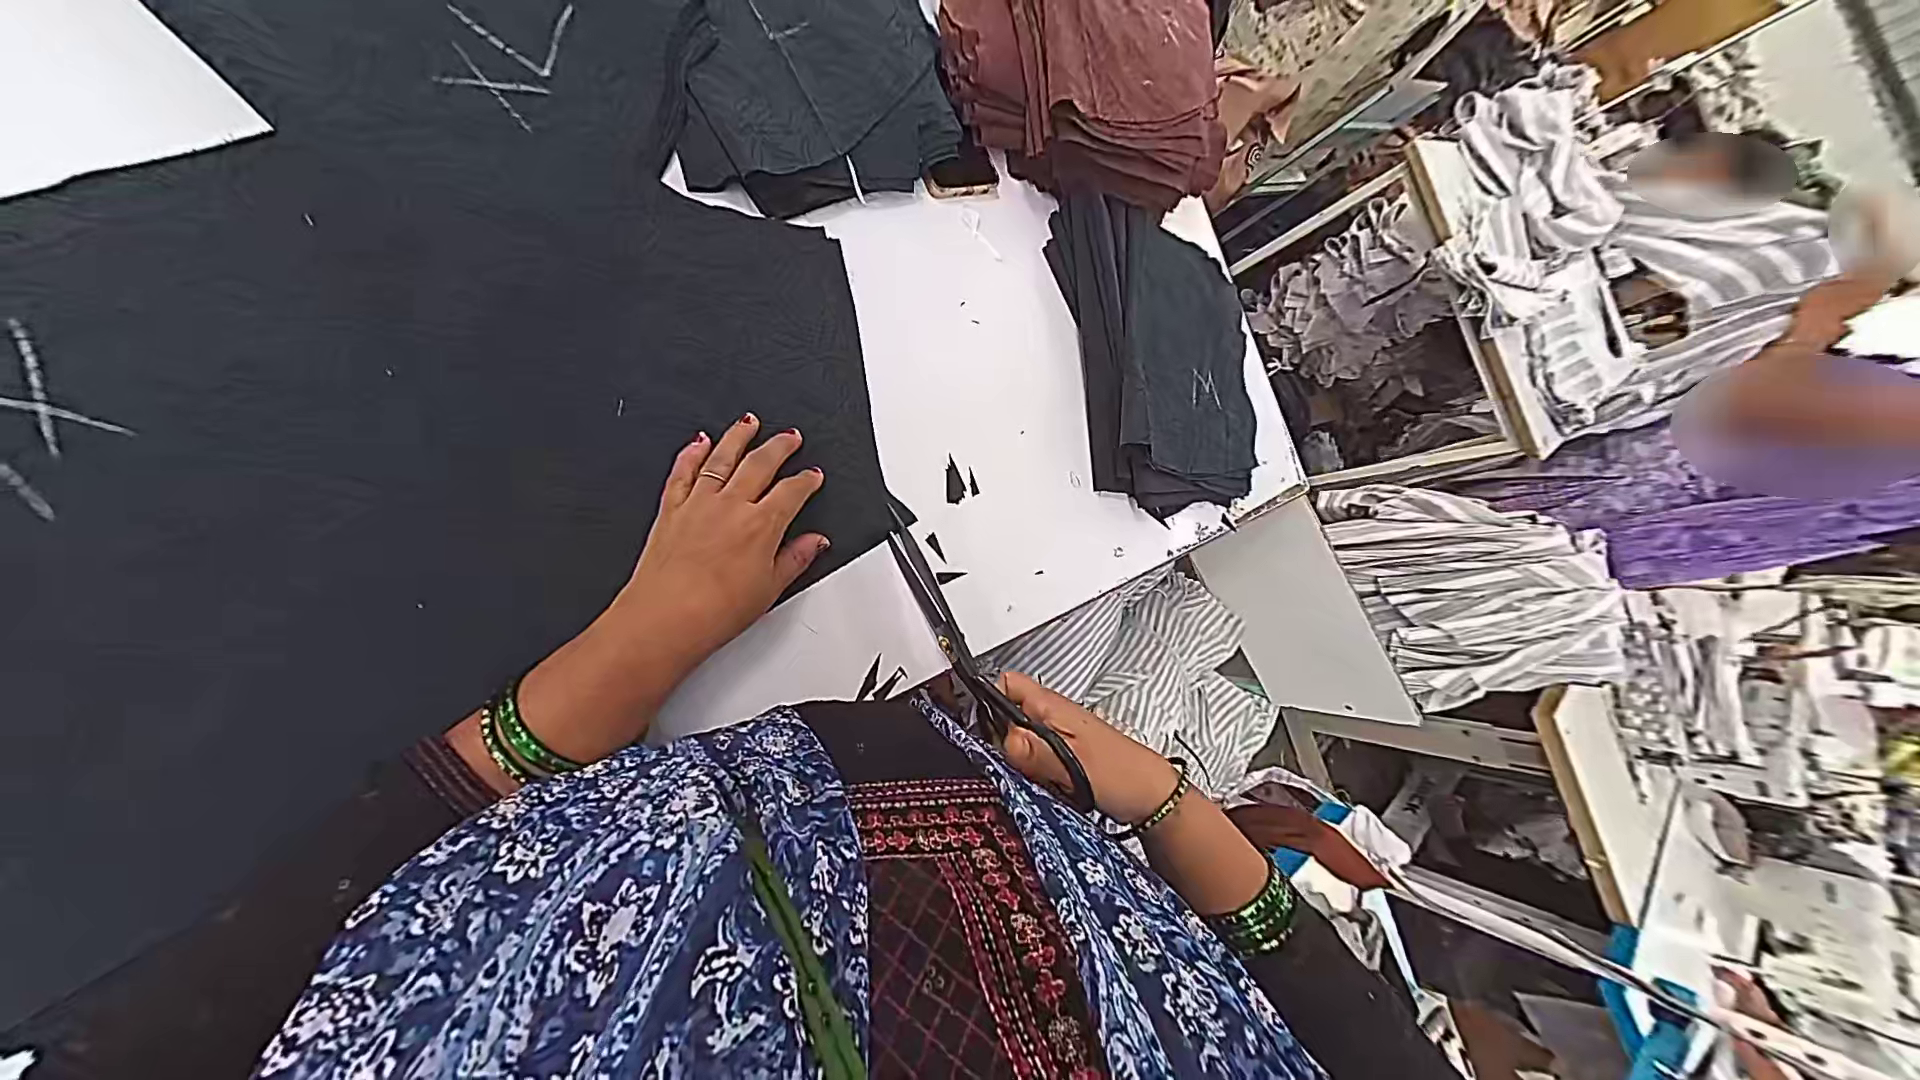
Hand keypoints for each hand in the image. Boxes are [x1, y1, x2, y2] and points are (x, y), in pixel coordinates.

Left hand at [616, 413, 830, 663]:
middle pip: (761, 463)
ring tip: (749, 422)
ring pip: (722, 457)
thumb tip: (815, 542)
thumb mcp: (770, 588)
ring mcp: (698, 504)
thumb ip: (796, 558)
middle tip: (790, 436)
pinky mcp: (671, 509)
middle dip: (780, 446)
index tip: (813, 475)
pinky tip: (698, 442)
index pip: (792, 491)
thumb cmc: (714, 610)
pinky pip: (683, 471)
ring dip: (738, 436)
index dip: (807, 480)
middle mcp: (730, 506)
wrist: (664, 619)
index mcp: (761, 525)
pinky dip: (691, 453)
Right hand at [998, 672, 1180, 823]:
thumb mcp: (1070, 764)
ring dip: (1019, 762)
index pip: (1004, 684)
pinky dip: (1034, 773)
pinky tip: (1049, 786)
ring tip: (1039, 778)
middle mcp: (1051, 714)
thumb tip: (1000, 740)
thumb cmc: (1122, 774)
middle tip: (1016, 764)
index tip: (982, 730)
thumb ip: (1032, 750)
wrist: (1152, 798)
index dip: (986, 702)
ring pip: (1018, 740)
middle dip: (1002, 741)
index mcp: (1050, 705)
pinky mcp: (1062, 754)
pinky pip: (1032, 758)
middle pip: (1005, 716)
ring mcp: (1056, 734)